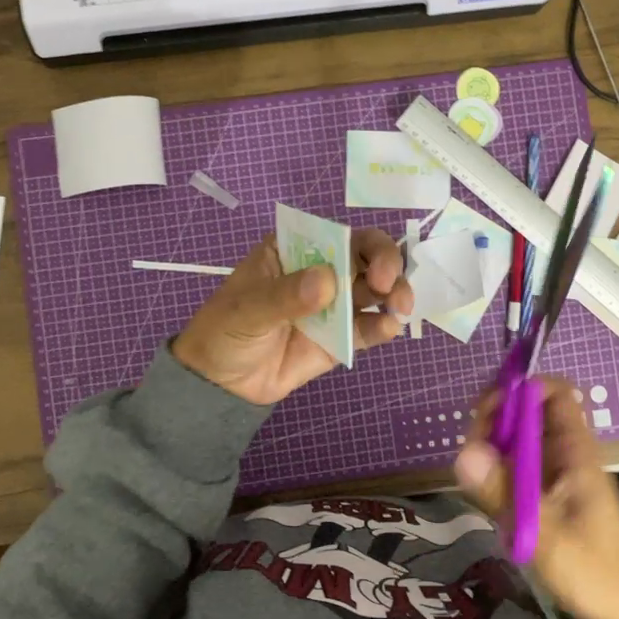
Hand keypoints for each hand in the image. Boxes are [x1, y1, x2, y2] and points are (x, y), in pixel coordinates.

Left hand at [171, 229, 413, 405]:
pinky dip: (382, 326)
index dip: (365, 244)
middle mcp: (319, 272)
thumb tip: (328, 281)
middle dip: (387, 267)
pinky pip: (367, 328)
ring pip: (374, 291)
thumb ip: (285, 296)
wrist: (218, 384)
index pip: (338, 234)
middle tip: (391, 289)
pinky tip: (388, 329)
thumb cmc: (223, 331)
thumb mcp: (246, 310)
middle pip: (365, 258)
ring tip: (400, 310)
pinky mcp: (340, 339)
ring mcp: (332, 306)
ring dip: (394, 295)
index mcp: (294, 250)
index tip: (375, 268)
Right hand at [453, 379, 618, 618]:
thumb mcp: (545, 537)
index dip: (522, 390)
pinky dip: (496, 469)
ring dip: (492, 445)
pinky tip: (483, 491)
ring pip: (518, 440)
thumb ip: (503, 493)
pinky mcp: (544, 500)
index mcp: (578, 455)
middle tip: (470, 448)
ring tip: (472, 473)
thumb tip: (463, 450)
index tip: (487, 410)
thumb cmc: (593, 578)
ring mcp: (555, 478)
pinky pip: (515, 467)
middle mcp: (566, 458)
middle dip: (496, 418)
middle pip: (529, 413)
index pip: (554, 394)